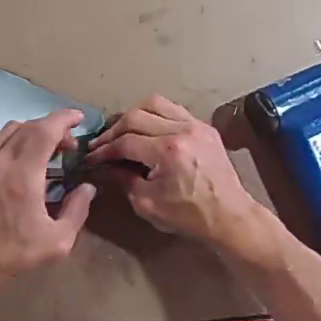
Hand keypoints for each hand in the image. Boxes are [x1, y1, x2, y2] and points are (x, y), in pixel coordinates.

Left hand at [0, 109, 96, 287]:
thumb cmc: (14, 253)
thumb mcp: (58, 242)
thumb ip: (77, 211)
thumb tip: (87, 187)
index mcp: (23, 176)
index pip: (44, 131)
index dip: (63, 119)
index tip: (78, 118)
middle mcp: (1, 162)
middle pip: (29, 127)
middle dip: (52, 127)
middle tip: (69, 144)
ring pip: (9, 130)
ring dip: (31, 130)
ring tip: (46, 147)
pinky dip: (11, 137)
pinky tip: (20, 153)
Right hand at [85, 95, 268, 252]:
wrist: (229, 216)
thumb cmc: (188, 216)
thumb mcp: (147, 204)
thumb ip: (124, 180)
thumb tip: (106, 167)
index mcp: (167, 151)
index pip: (125, 142)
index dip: (104, 150)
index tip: (91, 158)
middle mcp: (182, 130)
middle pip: (136, 116)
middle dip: (113, 130)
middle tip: (101, 144)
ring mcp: (196, 125)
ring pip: (155, 104)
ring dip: (133, 115)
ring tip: (122, 131)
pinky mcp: (205, 127)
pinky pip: (173, 110)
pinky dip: (155, 116)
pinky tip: (147, 130)